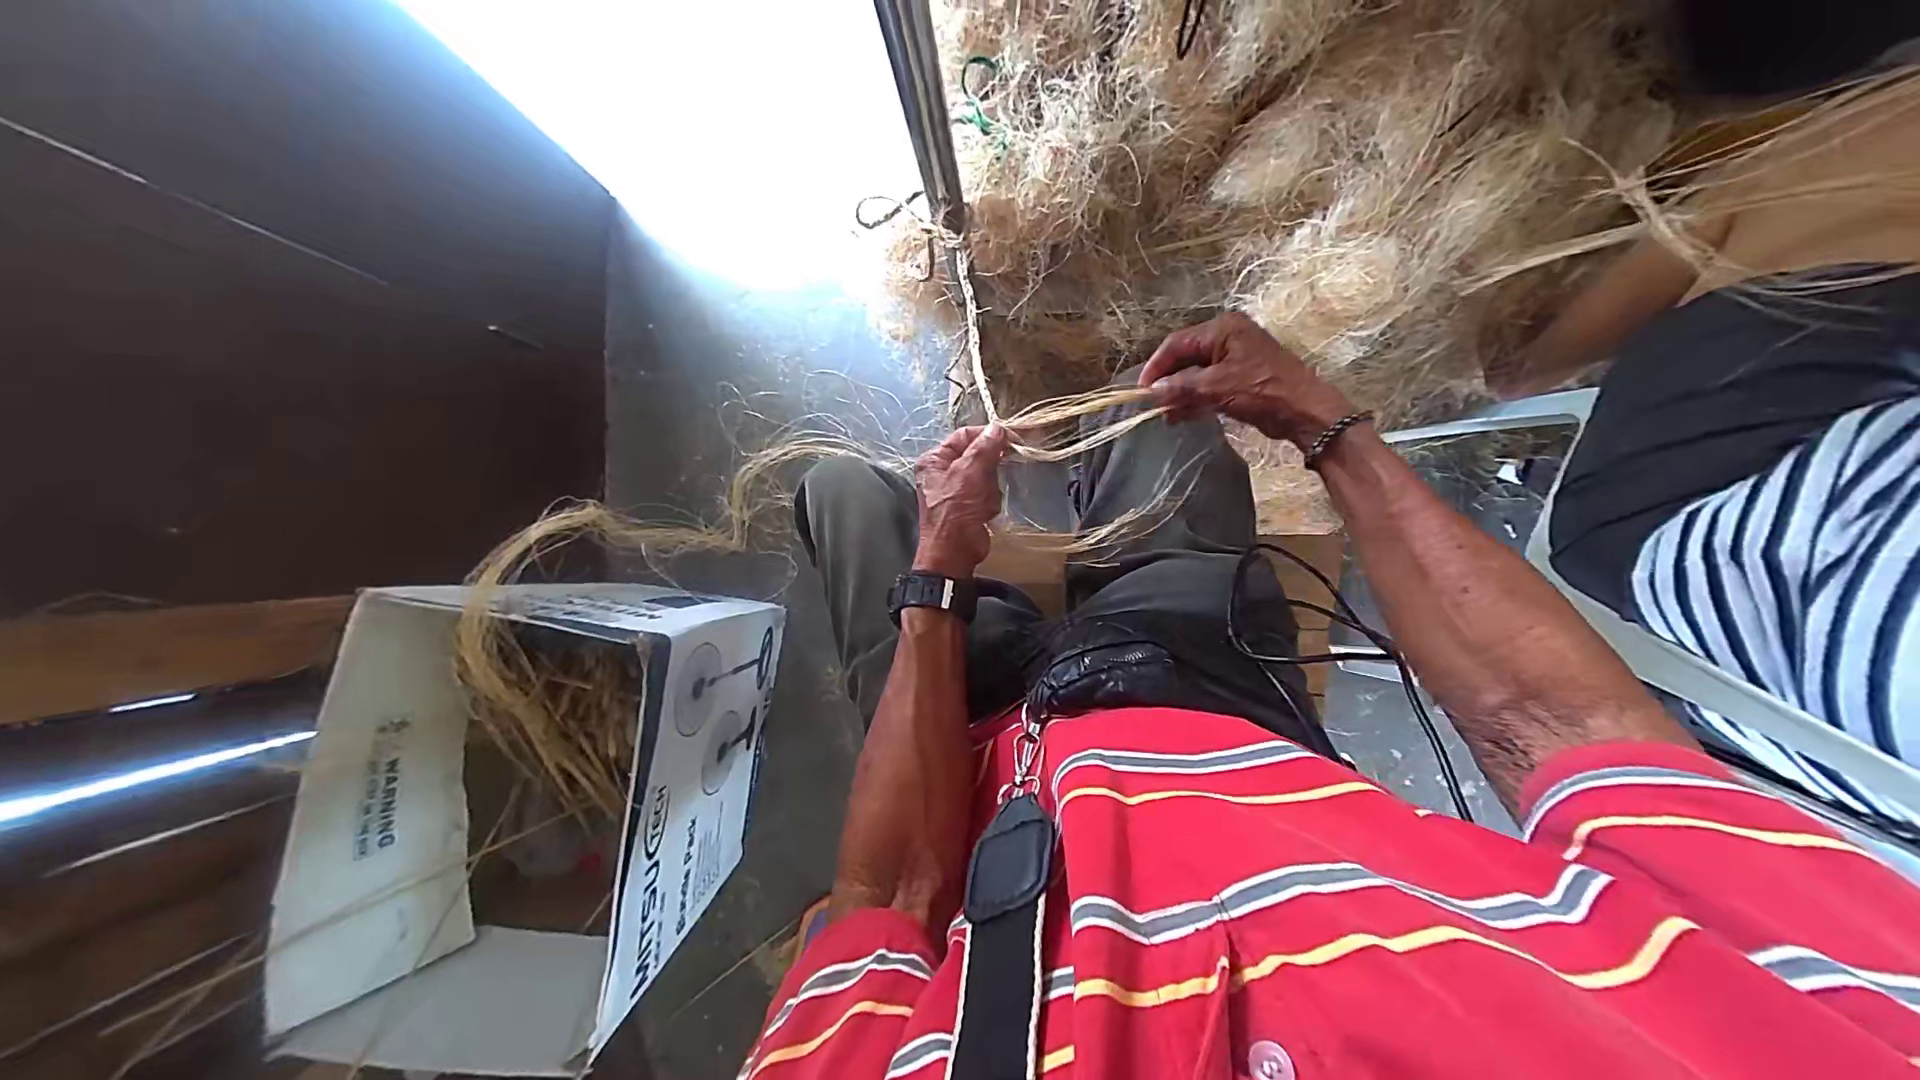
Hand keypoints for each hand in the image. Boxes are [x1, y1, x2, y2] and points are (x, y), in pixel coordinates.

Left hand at [913, 424, 1008, 576]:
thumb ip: (984, 447)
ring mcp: (957, 490)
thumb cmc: (955, 511)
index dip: (988, 435)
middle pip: (978, 457)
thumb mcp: (969, 473)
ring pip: (987, 476)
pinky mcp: (970, 506)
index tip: (1011, 439)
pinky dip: (990, 503)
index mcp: (935, 460)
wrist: (954, 552)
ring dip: (990, 490)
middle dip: (988, 471)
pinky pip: (989, 494)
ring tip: (982, 503)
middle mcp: (943, 472)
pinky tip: (984, 513)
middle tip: (989, 480)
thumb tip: (997, 428)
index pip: (965, 435)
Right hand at [1139, 312, 1356, 447]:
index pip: (1177, 343)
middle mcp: (1227, 338)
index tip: (1141, 390)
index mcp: (1223, 329)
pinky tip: (1179, 416)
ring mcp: (1233, 359)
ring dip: (1178, 394)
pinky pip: (1206, 386)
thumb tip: (1152, 391)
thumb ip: (1182, 387)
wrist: (1304, 411)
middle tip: (1151, 403)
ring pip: (1194, 374)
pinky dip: (1192, 400)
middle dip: (1167, 382)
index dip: (1156, 366)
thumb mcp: (1217, 387)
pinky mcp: (1238, 379)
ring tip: (1164, 415)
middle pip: (1184, 358)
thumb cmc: (1263, 390)